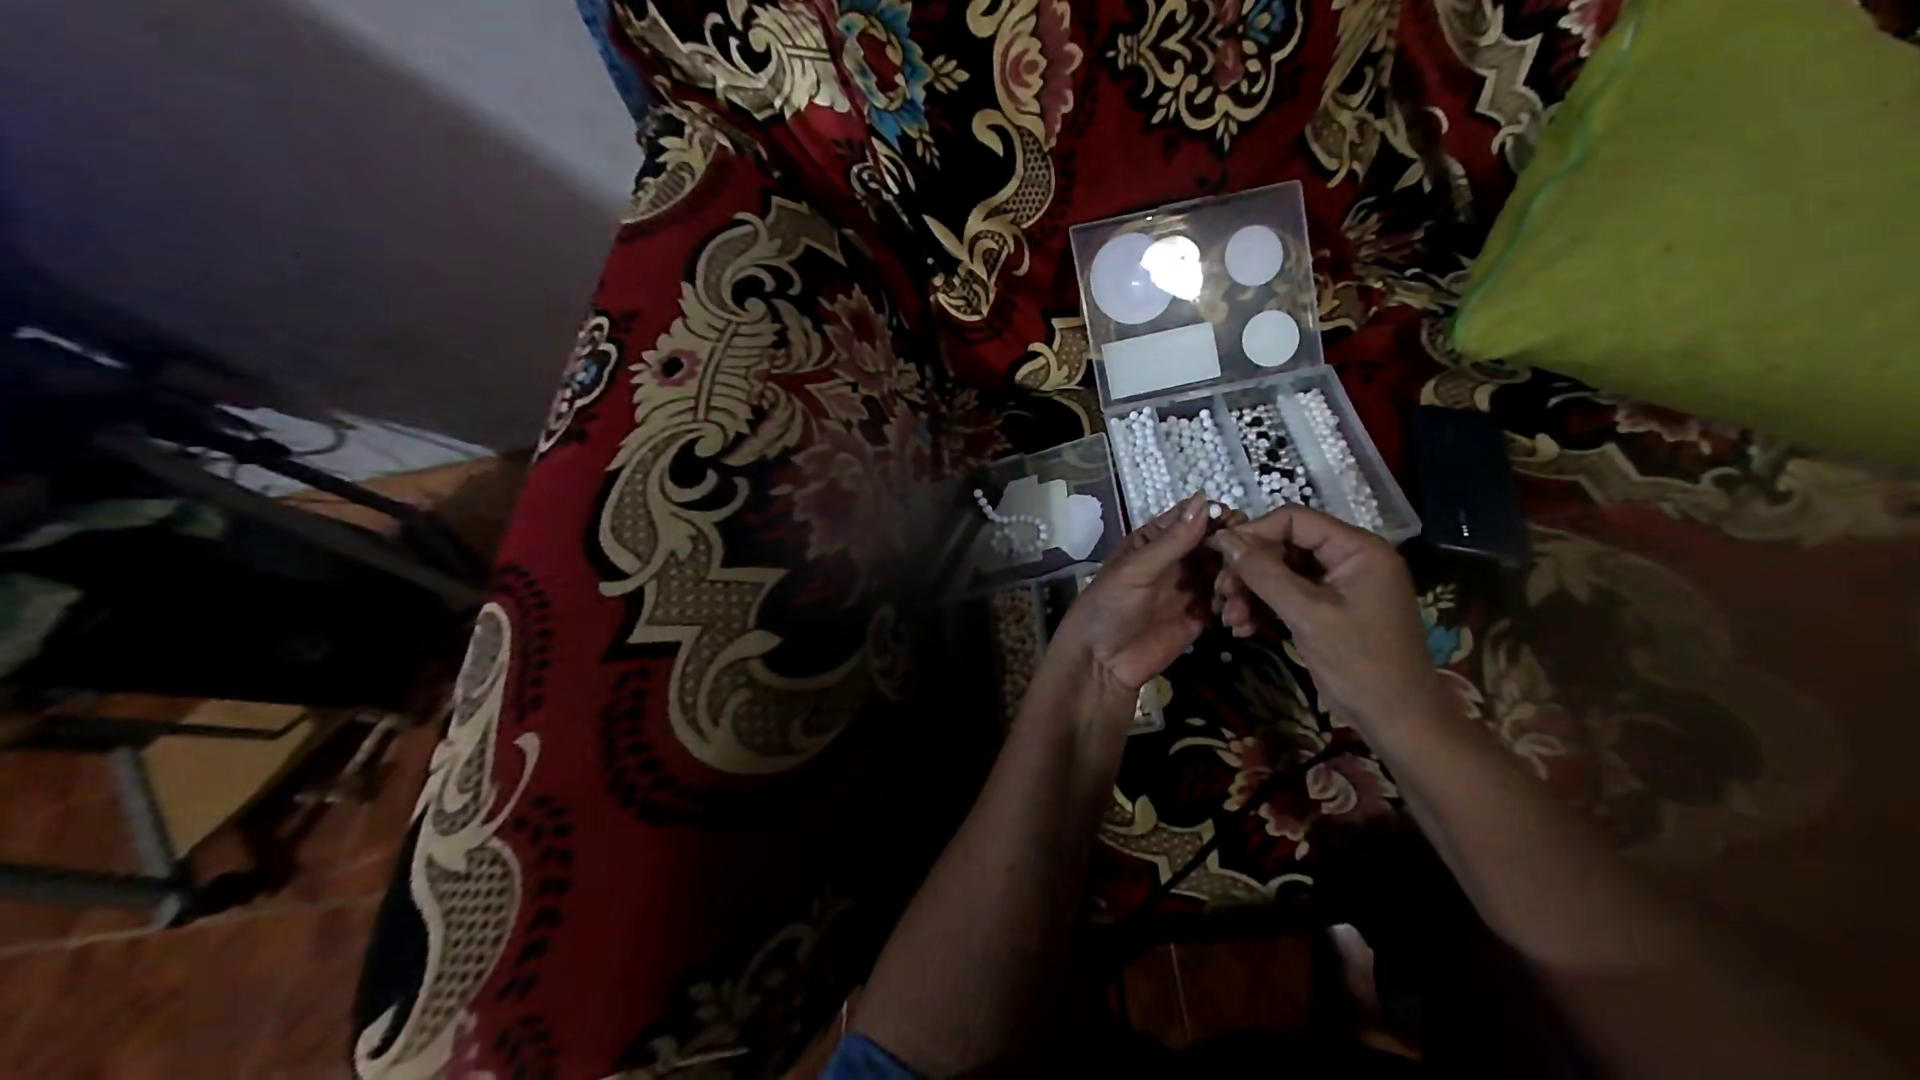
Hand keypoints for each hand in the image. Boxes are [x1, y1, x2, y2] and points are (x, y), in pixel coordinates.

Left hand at [1046, 494, 1215, 696]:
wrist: (1101, 663)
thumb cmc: (1108, 608)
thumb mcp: (1137, 570)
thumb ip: (1172, 540)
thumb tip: (1204, 500)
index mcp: (1152, 542)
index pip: (1190, 519)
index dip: (1213, 515)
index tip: (1235, 520)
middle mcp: (1174, 561)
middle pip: (1212, 544)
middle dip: (1229, 548)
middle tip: (1243, 558)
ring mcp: (1187, 589)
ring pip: (1222, 572)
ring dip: (1233, 576)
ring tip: (1229, 589)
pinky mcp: (1199, 617)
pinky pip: (1224, 602)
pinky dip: (1233, 602)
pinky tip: (1232, 610)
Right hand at [1207, 506, 1442, 733]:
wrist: (1396, 719)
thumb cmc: (1360, 663)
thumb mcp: (1307, 614)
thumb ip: (1264, 573)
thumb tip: (1223, 538)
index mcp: (1357, 549)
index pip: (1294, 520)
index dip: (1253, 533)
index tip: (1218, 558)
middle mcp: (1349, 558)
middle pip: (1283, 545)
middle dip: (1248, 569)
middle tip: (1221, 596)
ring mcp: (1339, 584)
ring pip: (1280, 570)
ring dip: (1250, 591)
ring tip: (1229, 619)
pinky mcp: (1328, 607)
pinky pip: (1287, 593)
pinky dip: (1263, 607)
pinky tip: (1243, 628)